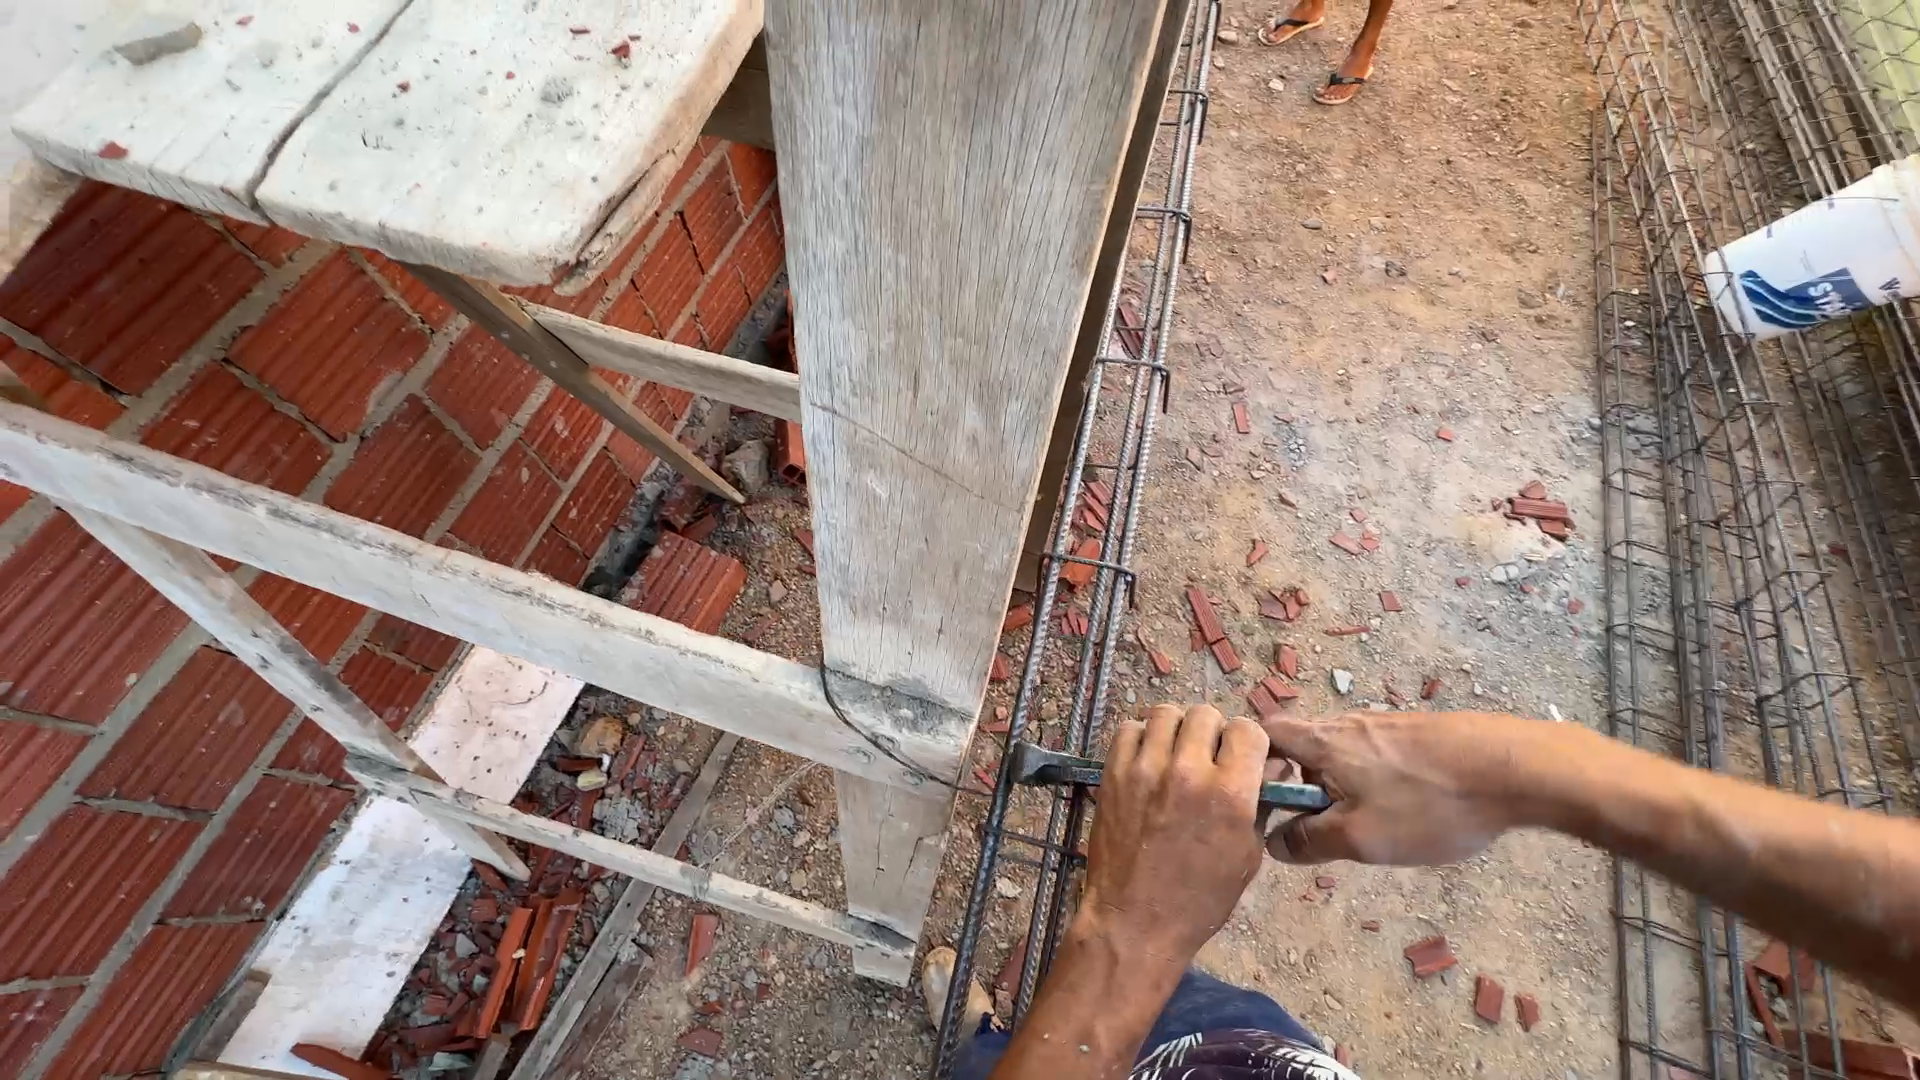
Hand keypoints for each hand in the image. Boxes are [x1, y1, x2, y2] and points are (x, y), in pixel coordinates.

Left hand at [1078, 704, 1269, 969]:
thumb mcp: (1246, 855)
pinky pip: (1128, 728)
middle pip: (1205, 714)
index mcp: (1229, 793)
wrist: (1135, 919)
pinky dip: (1141, 737)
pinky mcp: (1113, 771)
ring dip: (1176, 729)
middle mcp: (1187, 771)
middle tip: (1207, 755)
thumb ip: (1259, 802)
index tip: (1241, 755)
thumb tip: (1272, 765)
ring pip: (1165, 713)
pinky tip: (1147, 759)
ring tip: (1175, 753)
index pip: (1247, 730)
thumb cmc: (1199, 898)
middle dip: (1212, 731)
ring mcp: (1145, 767)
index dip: (1248, 741)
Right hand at [1261, 710, 1558, 864]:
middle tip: (1316, 822)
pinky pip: (1372, 753)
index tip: (1259, 796)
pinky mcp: (1414, 731)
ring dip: (1335, 782)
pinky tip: (1405, 807)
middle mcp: (1343, 723)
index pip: (1262, 731)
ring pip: (1337, 751)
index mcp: (1320, 742)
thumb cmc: (1428, 804)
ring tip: (1365, 821)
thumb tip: (1274, 842)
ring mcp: (1381, 724)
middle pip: (1299, 744)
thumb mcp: (1362, 839)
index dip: (1249, 759)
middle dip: (1296, 781)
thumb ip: (1309, 841)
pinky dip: (1370, 778)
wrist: (1515, 768)